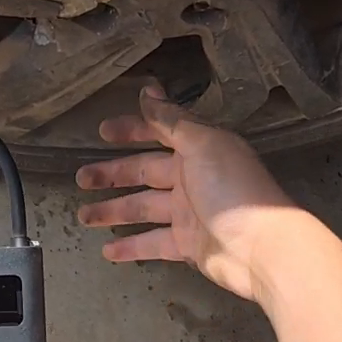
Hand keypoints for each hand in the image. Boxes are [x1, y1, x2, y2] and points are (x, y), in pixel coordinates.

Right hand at [76, 84, 306, 302]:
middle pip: (145, 171)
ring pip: (143, 208)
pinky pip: (152, 243)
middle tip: (81, 178)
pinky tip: (107, 251)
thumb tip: (148, 90)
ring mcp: (189, 214)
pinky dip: (131, 246)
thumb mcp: (203, 144)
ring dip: (113, 211)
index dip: (132, 130)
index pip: (159, 133)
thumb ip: (172, 120)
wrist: (260, 247)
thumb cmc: (233, 189)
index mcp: (199, 149)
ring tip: (83, 216)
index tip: (103, 131)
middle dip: (112, 174)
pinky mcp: (187, 245)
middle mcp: (193, 178)